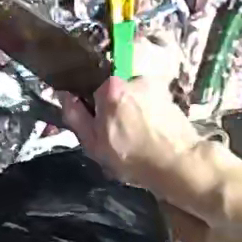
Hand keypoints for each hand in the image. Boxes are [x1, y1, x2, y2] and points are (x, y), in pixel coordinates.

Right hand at [54, 76, 211, 203]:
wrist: (177, 164)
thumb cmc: (132, 157)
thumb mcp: (93, 143)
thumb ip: (75, 116)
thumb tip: (64, 95)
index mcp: (111, 87)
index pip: (91, 90)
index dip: (93, 109)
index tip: (98, 127)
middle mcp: (134, 78)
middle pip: (115, 91)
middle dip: (114, 109)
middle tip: (118, 135)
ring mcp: (155, 86)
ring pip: (134, 97)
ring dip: (133, 113)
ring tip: (137, 137)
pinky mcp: (171, 96)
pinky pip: (150, 103)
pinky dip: (149, 116)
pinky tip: (151, 135)